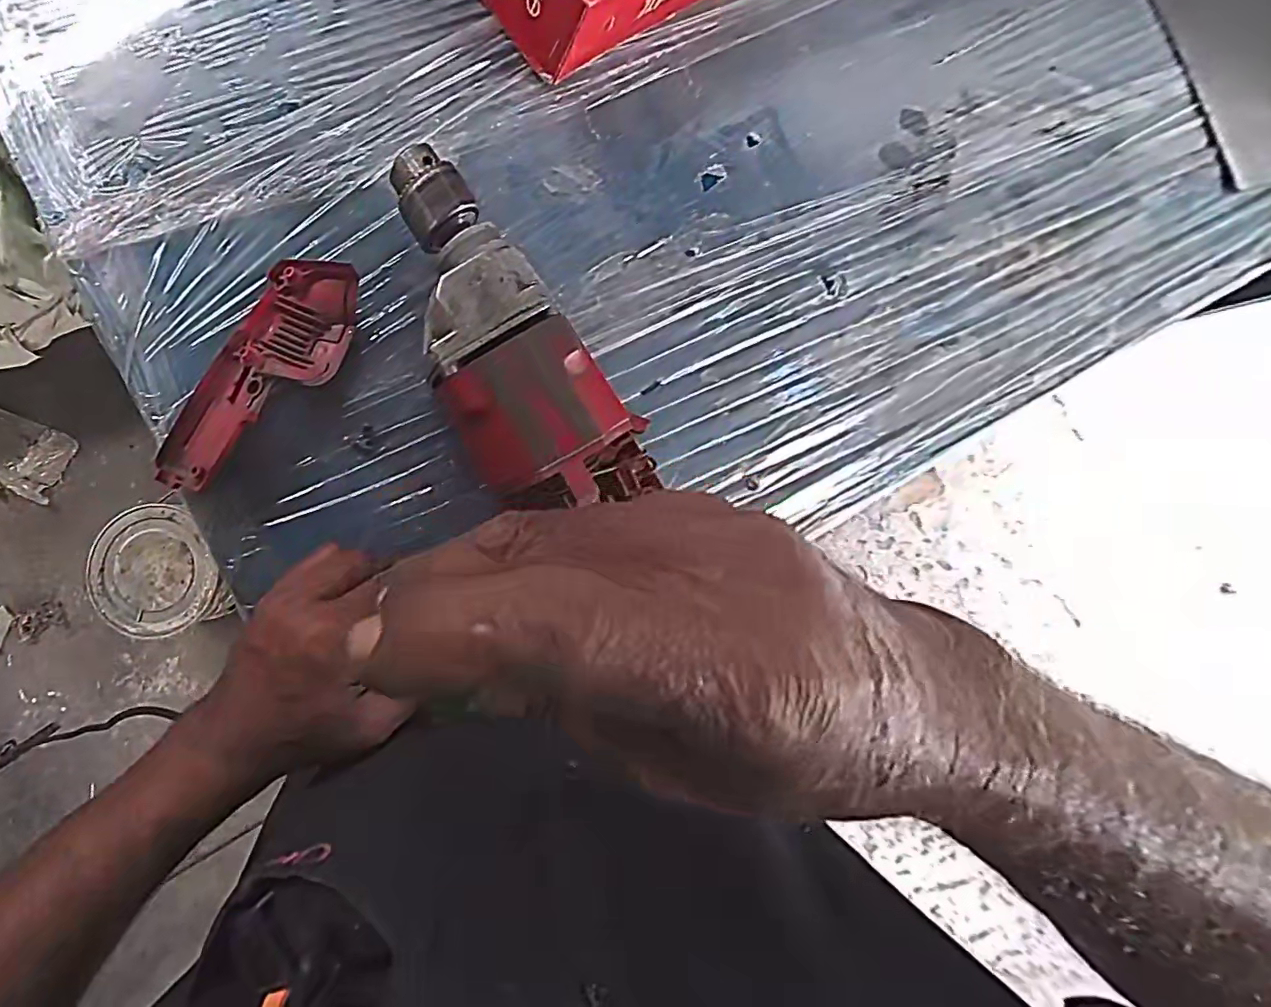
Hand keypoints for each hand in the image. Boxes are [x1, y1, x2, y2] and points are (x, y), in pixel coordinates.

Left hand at [186, 544, 413, 783]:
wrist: (234, 736)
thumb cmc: (302, 736)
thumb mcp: (367, 729)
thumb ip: (406, 695)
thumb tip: (438, 663)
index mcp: (329, 636)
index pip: (381, 590)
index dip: (409, 589)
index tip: (428, 598)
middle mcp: (304, 606)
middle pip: (360, 563)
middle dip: (386, 576)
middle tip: (403, 594)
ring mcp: (282, 596)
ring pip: (335, 556)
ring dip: (360, 568)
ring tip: (374, 591)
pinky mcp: (270, 595)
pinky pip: (310, 562)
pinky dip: (333, 568)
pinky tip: (344, 590)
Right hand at [349, 490, 1051, 821]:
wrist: (905, 682)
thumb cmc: (795, 754)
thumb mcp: (677, 767)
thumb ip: (576, 702)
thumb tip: (486, 663)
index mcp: (708, 664)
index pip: (546, 625)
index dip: (443, 632)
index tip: (365, 651)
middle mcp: (689, 569)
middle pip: (521, 564)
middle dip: (426, 596)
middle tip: (365, 628)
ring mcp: (682, 520)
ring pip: (531, 535)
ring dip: (454, 568)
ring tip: (409, 601)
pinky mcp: (678, 502)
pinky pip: (563, 526)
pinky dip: (504, 554)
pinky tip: (484, 577)